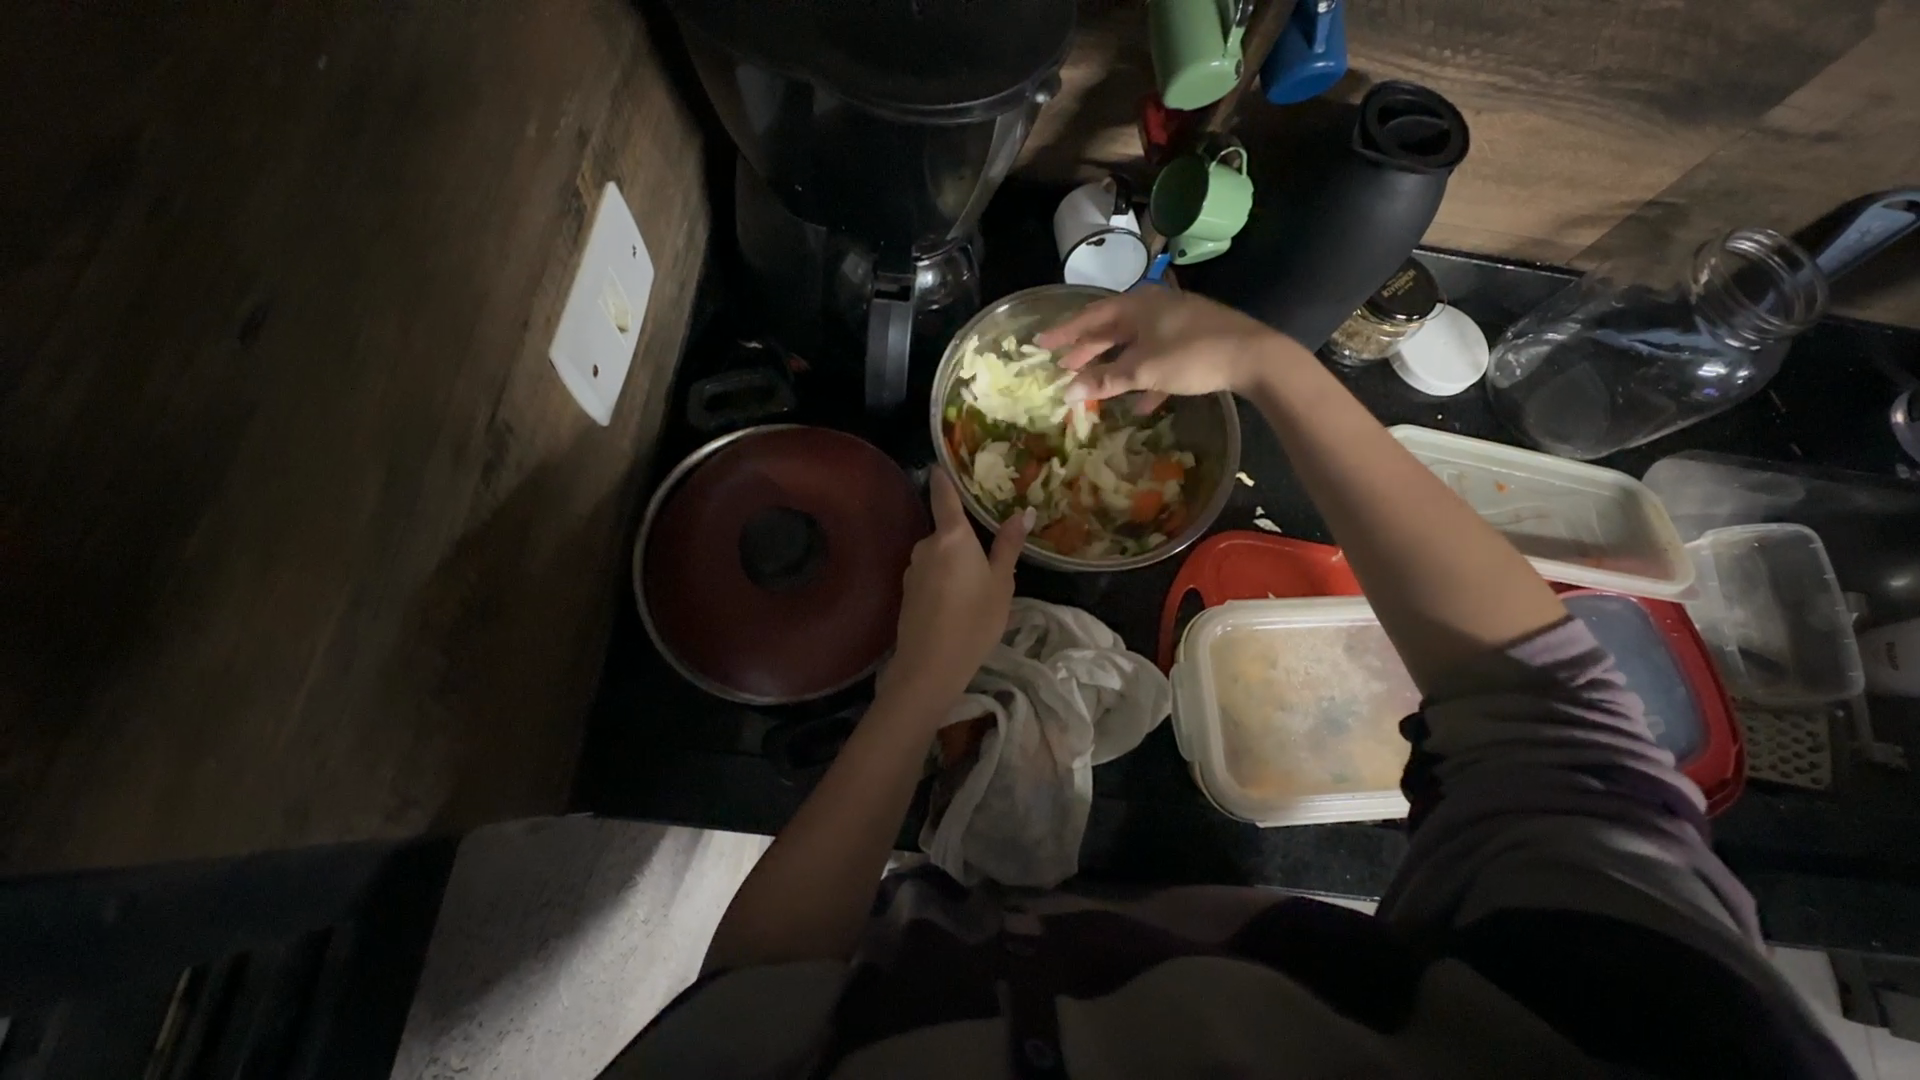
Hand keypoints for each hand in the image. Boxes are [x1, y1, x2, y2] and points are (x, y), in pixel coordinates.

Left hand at [876, 471, 1030, 716]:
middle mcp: (926, 545)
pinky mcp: (906, 591)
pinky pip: (930, 575)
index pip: (944, 496)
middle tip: (989, 564)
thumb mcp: (1001, 583)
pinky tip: (956, 606)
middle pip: (946, 531)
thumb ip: (1008, 546)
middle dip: (964, 541)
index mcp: (952, 536)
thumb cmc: (974, 620)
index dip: (943, 478)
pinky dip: (943, 582)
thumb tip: (1022, 512)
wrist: (930, 665)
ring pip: (939, 556)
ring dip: (954, 565)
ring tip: (976, 592)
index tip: (941, 464)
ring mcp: (913, 569)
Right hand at [1033, 290, 1306, 405]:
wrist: (1254, 356)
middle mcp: (1152, 307)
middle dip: (1087, 351)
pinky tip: (1141, 403)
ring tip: (1094, 386)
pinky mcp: (1193, 340)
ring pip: (1134, 345)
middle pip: (1111, 329)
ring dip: (1113, 366)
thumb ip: (1104, 381)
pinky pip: (1158, 357)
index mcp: (1136, 305)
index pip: (1089, 317)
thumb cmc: (1191, 355)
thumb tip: (1067, 392)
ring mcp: (1174, 322)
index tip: (1040, 344)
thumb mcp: (1143, 370)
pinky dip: (1144, 377)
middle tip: (1064, 367)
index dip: (1064, 333)